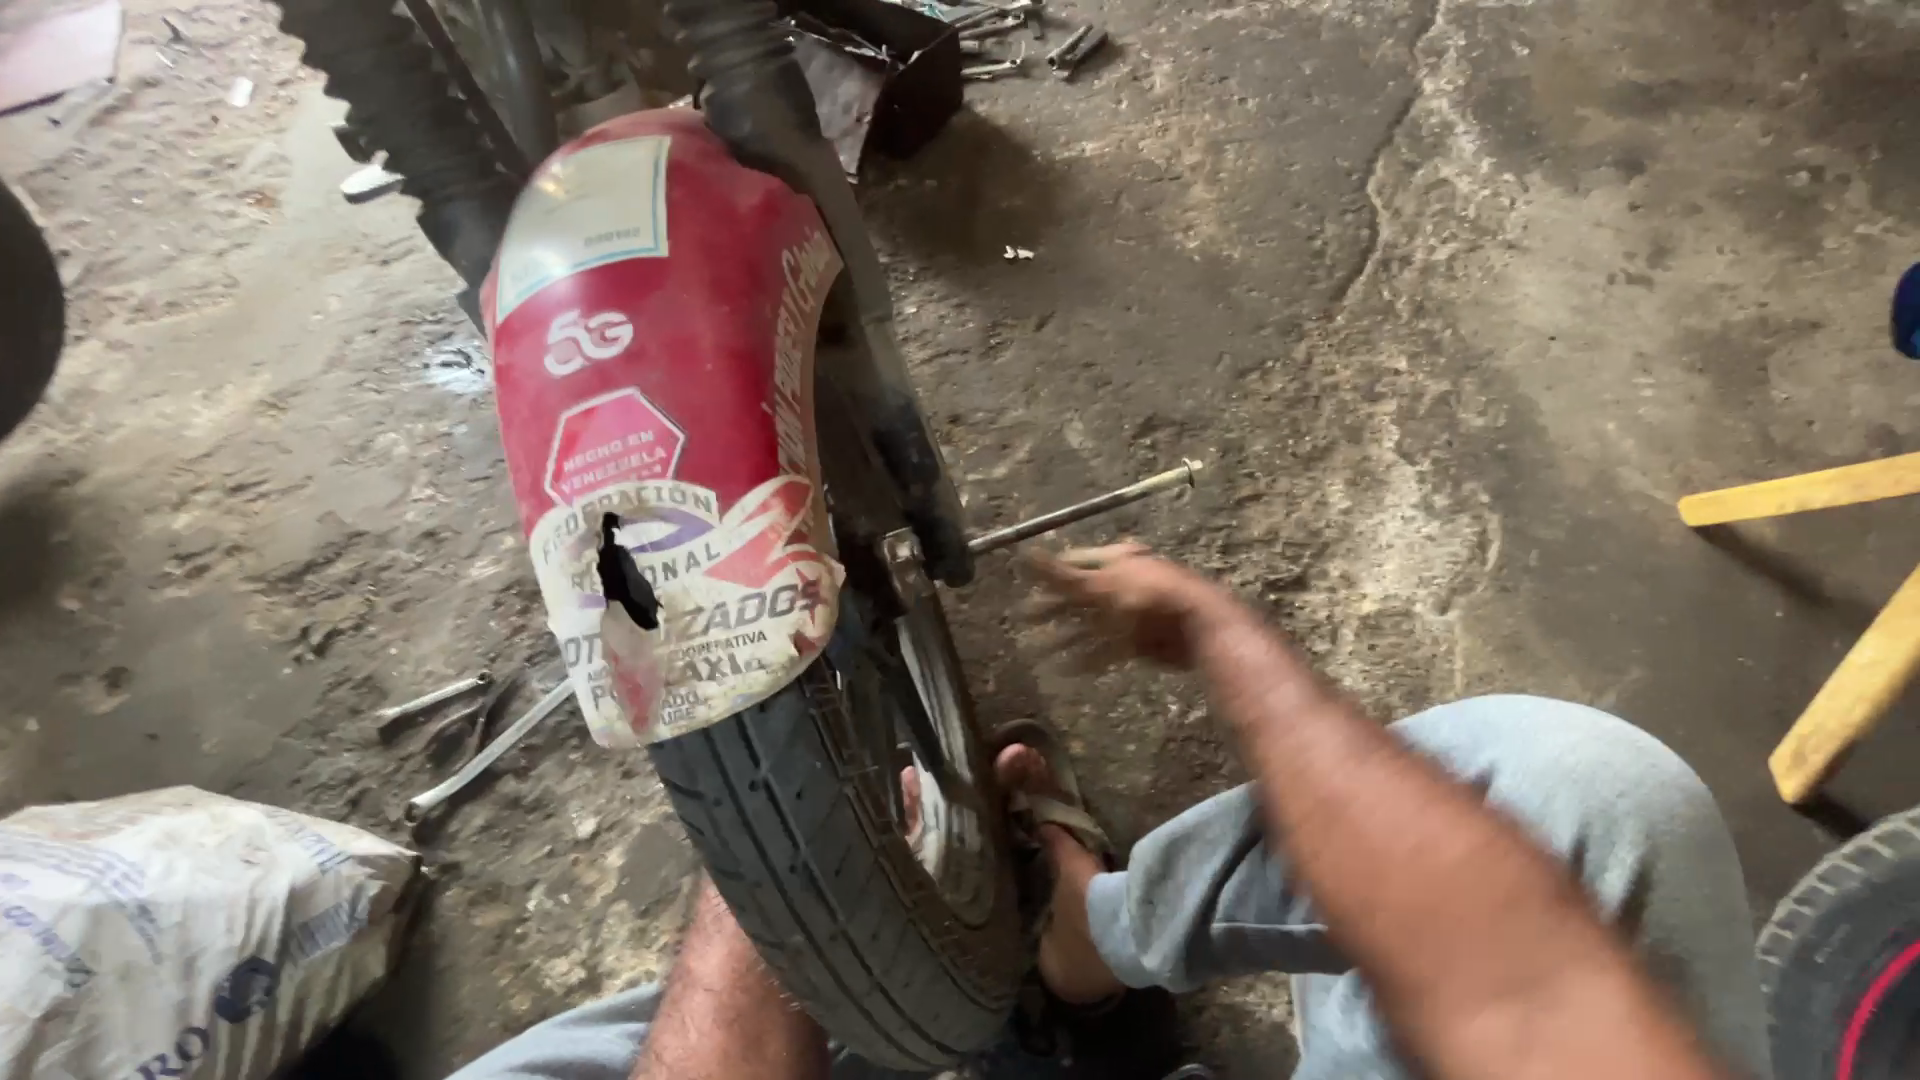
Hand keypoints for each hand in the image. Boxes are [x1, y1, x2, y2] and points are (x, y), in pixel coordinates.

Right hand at [1027, 542, 1221, 669]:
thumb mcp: (1100, 584)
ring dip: (1062, 638)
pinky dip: (1086, 659)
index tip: (1024, 583)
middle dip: (1051, 608)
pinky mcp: (1135, 642)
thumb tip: (1025, 556)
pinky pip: (1104, 650)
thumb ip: (1061, 576)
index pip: (1072, 564)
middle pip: (1077, 597)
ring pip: (1087, 626)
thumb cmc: (1148, 596)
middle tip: (1024, 618)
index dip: (1048, 573)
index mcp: (1113, 562)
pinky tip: (1068, 670)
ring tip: (1036, 651)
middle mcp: (1119, 585)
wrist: (1197, 626)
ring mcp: (1128, 615)